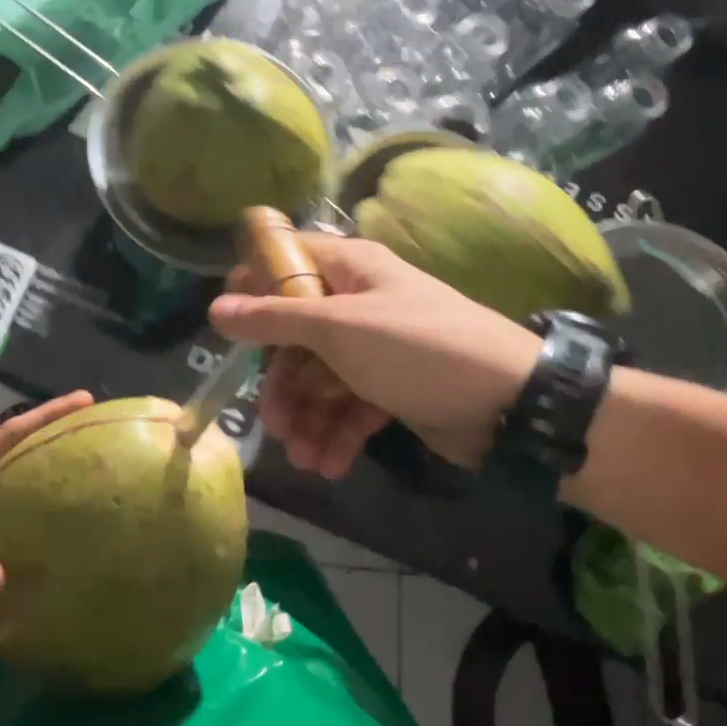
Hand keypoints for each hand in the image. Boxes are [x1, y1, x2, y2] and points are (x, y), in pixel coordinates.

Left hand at [0, 390, 94, 651]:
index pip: (5, 439)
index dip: (42, 416)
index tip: (81, 400)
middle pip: (22, 447)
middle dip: (57, 429)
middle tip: (101, 420)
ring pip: (29, 476)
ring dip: (59, 462)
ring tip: (101, 453)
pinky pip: (33, 508)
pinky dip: (57, 502)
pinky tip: (86, 509)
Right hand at [210, 234, 540, 477]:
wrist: (510, 403)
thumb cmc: (418, 349)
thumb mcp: (339, 329)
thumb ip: (274, 318)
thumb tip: (216, 307)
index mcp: (350, 269)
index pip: (287, 261)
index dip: (252, 287)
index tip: (227, 327)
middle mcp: (359, 303)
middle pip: (296, 334)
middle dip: (282, 382)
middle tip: (272, 421)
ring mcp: (375, 348)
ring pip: (320, 378)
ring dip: (307, 417)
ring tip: (302, 455)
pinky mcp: (391, 389)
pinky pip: (349, 406)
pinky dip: (336, 434)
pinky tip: (328, 465)